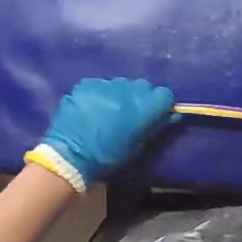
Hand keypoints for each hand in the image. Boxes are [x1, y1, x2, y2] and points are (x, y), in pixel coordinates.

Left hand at [33, 78, 176, 189]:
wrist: (69, 156)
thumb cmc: (107, 157)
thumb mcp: (136, 146)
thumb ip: (155, 127)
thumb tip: (172, 115)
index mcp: (142, 107)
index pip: (164, 94)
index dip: (161, 104)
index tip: (155, 113)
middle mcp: (126, 90)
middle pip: (143, 86)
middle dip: (141, 97)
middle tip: (131, 113)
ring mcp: (104, 84)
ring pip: (121, 84)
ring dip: (120, 94)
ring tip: (110, 110)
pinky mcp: (86, 84)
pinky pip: (100, 85)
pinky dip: (100, 94)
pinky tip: (93, 108)